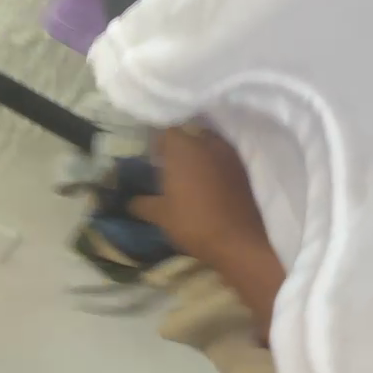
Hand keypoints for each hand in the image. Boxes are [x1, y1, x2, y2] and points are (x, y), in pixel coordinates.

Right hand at [131, 126, 272, 271]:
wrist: (241, 242)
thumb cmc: (193, 222)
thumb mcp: (159, 215)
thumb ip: (141, 203)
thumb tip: (129, 201)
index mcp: (182, 148)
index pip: (164, 130)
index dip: (156, 142)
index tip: (150, 157)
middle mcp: (207, 143)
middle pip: (188, 132)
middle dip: (177, 144)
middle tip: (167, 163)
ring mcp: (229, 155)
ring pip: (208, 143)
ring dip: (197, 153)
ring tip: (187, 172)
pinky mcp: (243, 169)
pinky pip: (222, 157)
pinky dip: (213, 164)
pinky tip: (206, 182)